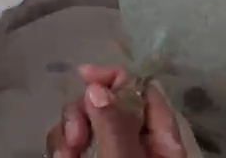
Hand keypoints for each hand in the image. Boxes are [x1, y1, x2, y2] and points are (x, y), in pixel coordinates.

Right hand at [45, 66, 186, 157]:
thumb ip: (114, 127)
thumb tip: (96, 85)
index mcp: (162, 141)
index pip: (144, 91)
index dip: (115, 77)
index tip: (85, 75)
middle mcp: (138, 141)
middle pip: (106, 101)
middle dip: (83, 112)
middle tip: (76, 136)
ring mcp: (112, 150)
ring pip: (84, 119)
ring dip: (68, 131)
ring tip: (65, 155)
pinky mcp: (90, 157)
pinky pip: (71, 138)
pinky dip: (63, 145)